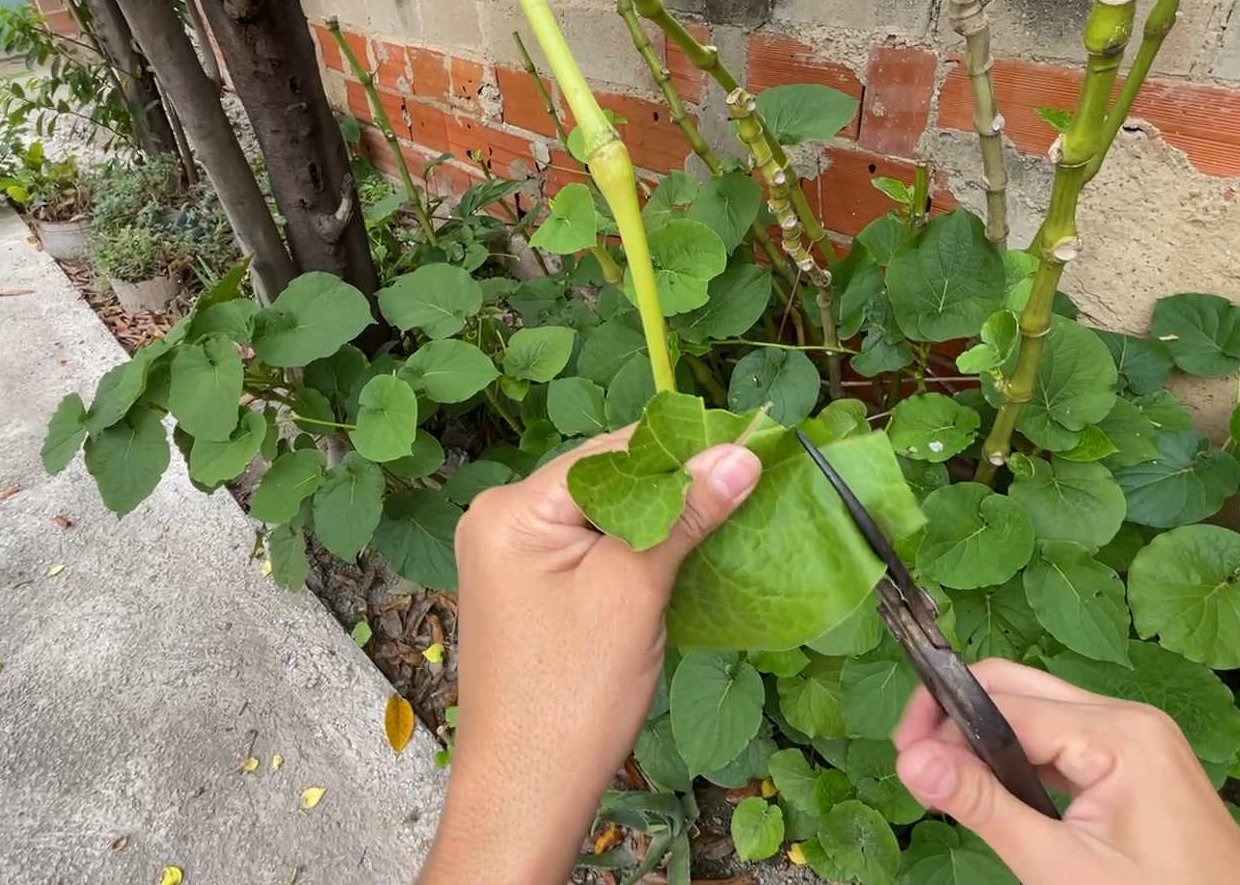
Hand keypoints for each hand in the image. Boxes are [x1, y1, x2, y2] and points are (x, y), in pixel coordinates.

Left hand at [418, 428, 762, 884]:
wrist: (526, 794)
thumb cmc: (574, 694)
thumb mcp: (634, 590)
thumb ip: (685, 513)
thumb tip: (741, 453)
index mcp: (511, 508)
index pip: (606, 454)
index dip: (675, 449)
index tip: (739, 444)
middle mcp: (499, 519)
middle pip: (600, 482)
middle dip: (665, 486)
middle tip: (736, 481)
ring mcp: (507, 555)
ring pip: (597, 515)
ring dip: (652, 519)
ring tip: (715, 511)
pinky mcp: (525, 585)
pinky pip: (585, 546)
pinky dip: (628, 547)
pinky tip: (673, 550)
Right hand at [893, 659, 1239, 884]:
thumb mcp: (1063, 871)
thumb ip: (983, 806)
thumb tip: (909, 760)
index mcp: (1120, 734)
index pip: (1002, 706)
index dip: (944, 727)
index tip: (905, 760)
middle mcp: (1128, 717)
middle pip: (1013, 689)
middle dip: (955, 718)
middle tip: (916, 761)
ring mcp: (1136, 735)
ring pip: (1030, 708)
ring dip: (982, 736)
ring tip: (950, 780)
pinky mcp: (1135, 758)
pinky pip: (1057, 735)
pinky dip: (1016, 754)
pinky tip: (996, 788)